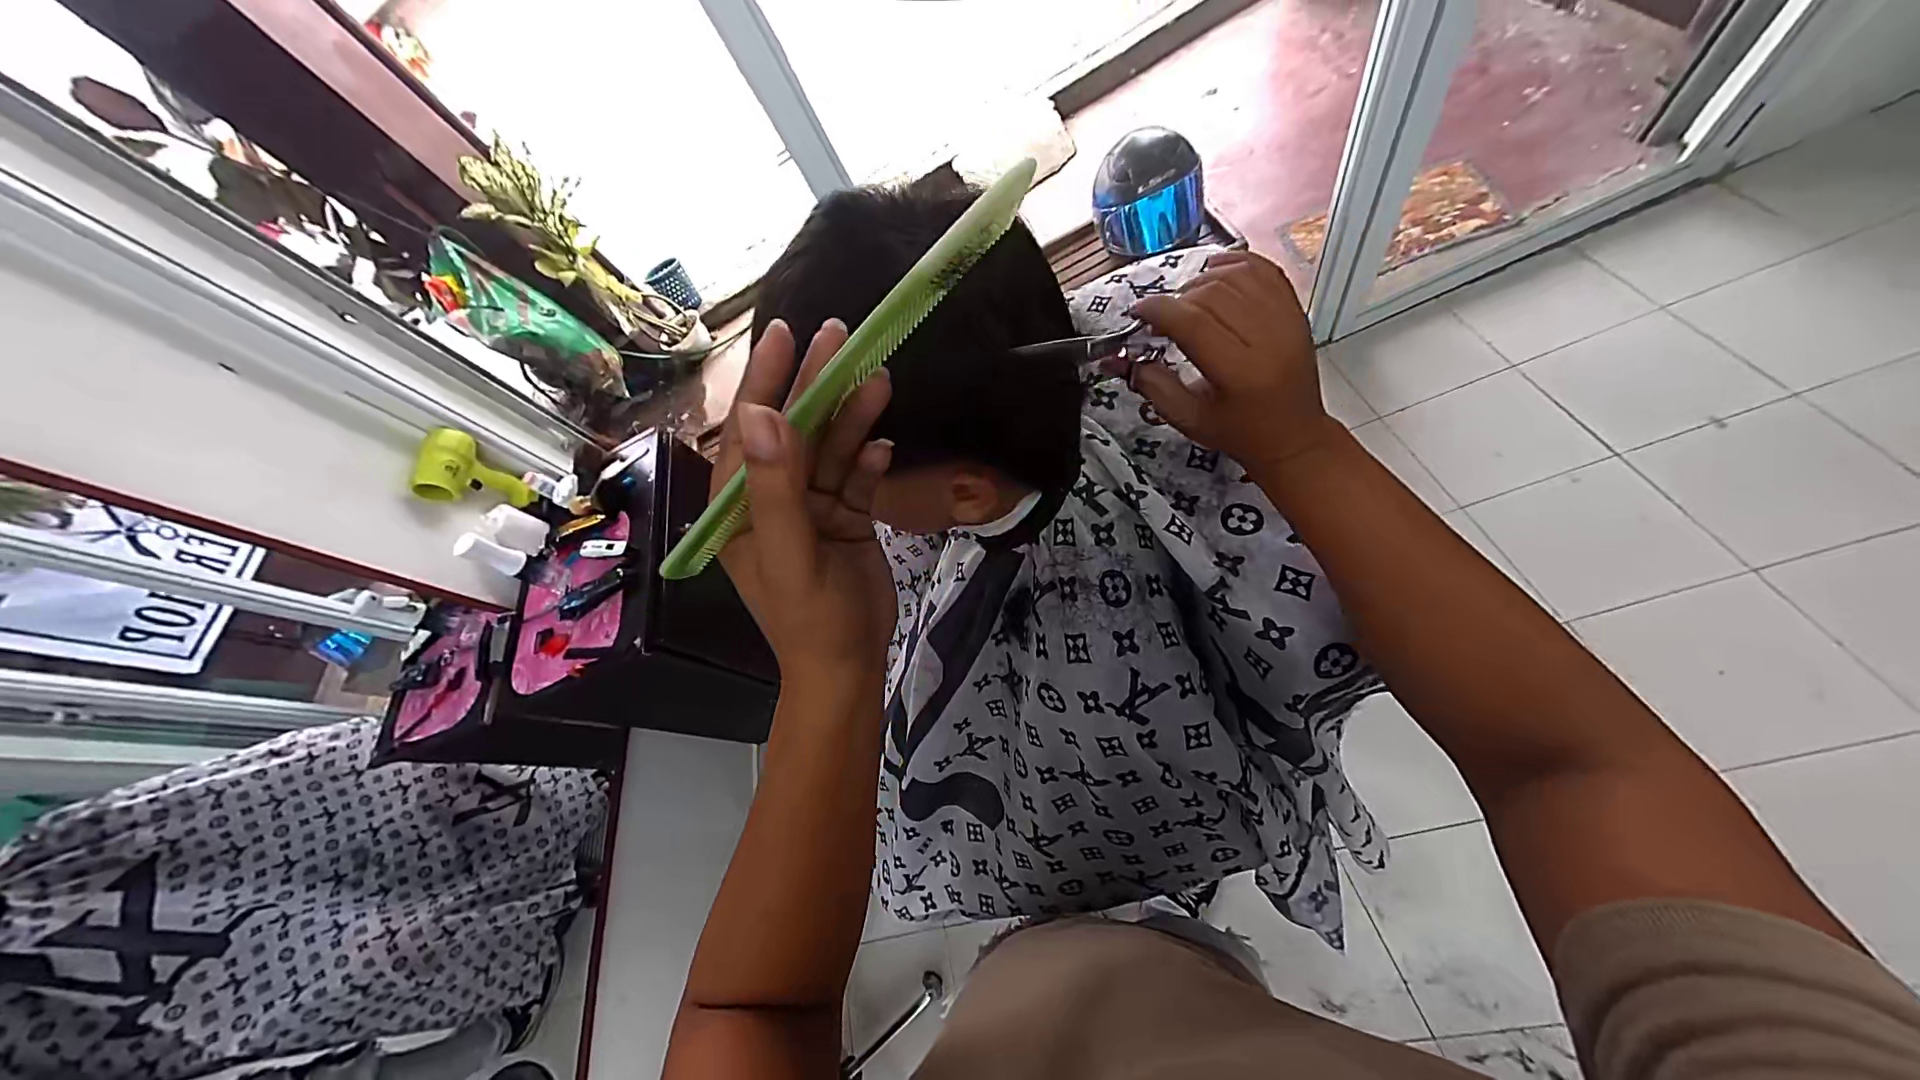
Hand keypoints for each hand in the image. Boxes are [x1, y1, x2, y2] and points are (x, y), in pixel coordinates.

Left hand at [712, 318, 895, 685]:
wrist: (851, 664)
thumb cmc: (811, 619)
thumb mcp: (790, 554)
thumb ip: (775, 487)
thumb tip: (762, 414)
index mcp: (739, 506)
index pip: (750, 431)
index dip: (766, 381)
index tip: (784, 335)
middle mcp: (772, 498)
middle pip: (793, 431)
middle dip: (815, 386)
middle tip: (839, 335)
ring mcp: (811, 506)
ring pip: (830, 450)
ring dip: (853, 418)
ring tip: (879, 380)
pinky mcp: (844, 517)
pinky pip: (855, 477)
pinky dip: (869, 461)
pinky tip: (884, 445)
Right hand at [1129, 251, 1343, 472]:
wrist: (1292, 436)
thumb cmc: (1237, 431)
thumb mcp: (1188, 419)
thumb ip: (1154, 386)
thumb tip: (1121, 358)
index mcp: (1240, 372)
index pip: (1194, 323)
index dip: (1159, 310)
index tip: (1138, 312)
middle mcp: (1269, 339)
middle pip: (1213, 294)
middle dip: (1177, 299)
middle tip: (1161, 318)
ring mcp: (1286, 320)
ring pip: (1237, 276)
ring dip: (1202, 281)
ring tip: (1185, 302)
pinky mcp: (1295, 311)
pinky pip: (1264, 270)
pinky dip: (1235, 264)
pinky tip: (1215, 273)